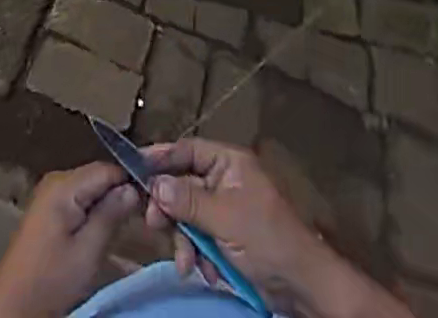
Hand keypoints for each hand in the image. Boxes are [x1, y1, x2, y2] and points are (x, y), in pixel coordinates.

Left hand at [0, 161, 141, 317]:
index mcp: (64, 185)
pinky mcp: (50, 209)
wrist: (13, 304)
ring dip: (110, 203)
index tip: (156, 199)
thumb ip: (111, 214)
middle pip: (100, 176)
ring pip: (92, 188)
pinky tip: (109, 227)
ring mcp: (51, 194)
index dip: (132, 180)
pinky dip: (97, 210)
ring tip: (133, 221)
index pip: (108, 168)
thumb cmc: (51, 279)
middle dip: (122, 192)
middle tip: (146, 215)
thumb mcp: (88, 251)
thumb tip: (134, 187)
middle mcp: (57, 180)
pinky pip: (81, 199)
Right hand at [144, 139, 412, 317]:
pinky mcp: (226, 236)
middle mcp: (225, 180)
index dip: (160, 157)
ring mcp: (225, 209)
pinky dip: (197, 254)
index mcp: (229, 163)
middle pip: (182, 184)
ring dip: (184, 240)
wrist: (303, 287)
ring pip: (187, 215)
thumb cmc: (267, 239)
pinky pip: (198, 237)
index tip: (133, 168)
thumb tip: (154, 183)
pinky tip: (203, 272)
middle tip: (154, 226)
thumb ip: (187, 199)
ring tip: (187, 264)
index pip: (187, 150)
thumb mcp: (224, 218)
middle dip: (170, 210)